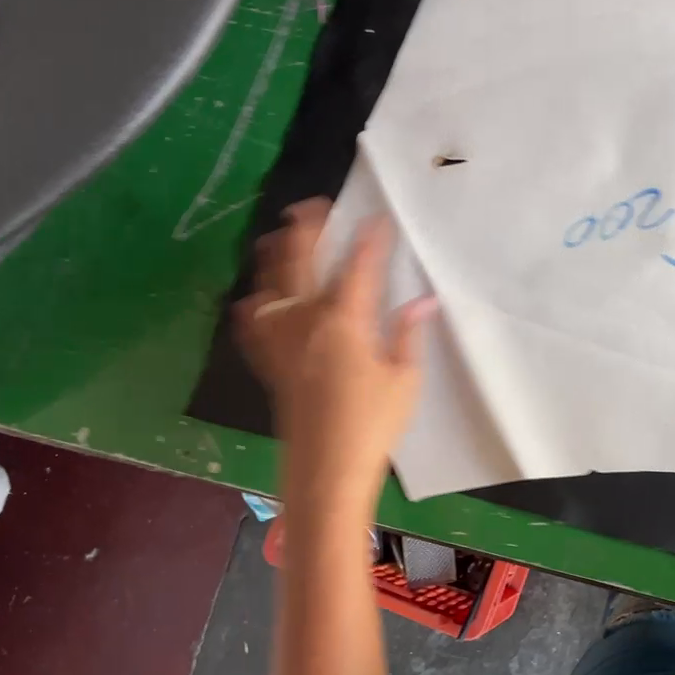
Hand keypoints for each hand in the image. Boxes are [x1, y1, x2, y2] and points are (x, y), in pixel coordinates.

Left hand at [234, 199, 436, 479]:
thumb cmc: (373, 423)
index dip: (369, 239)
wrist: (325, 467)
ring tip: (280, 238)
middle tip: (313, 207)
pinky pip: (252, 318)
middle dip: (306, 227)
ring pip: (268, 281)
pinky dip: (256, 300)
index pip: (358, 266)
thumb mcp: (404, 379)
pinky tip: (262, 297)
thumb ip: (407, 334)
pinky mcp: (267, 359)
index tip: (377, 218)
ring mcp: (279, 338)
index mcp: (344, 320)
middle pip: (298, 259)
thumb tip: (422, 300)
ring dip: (274, 254)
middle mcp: (304, 318)